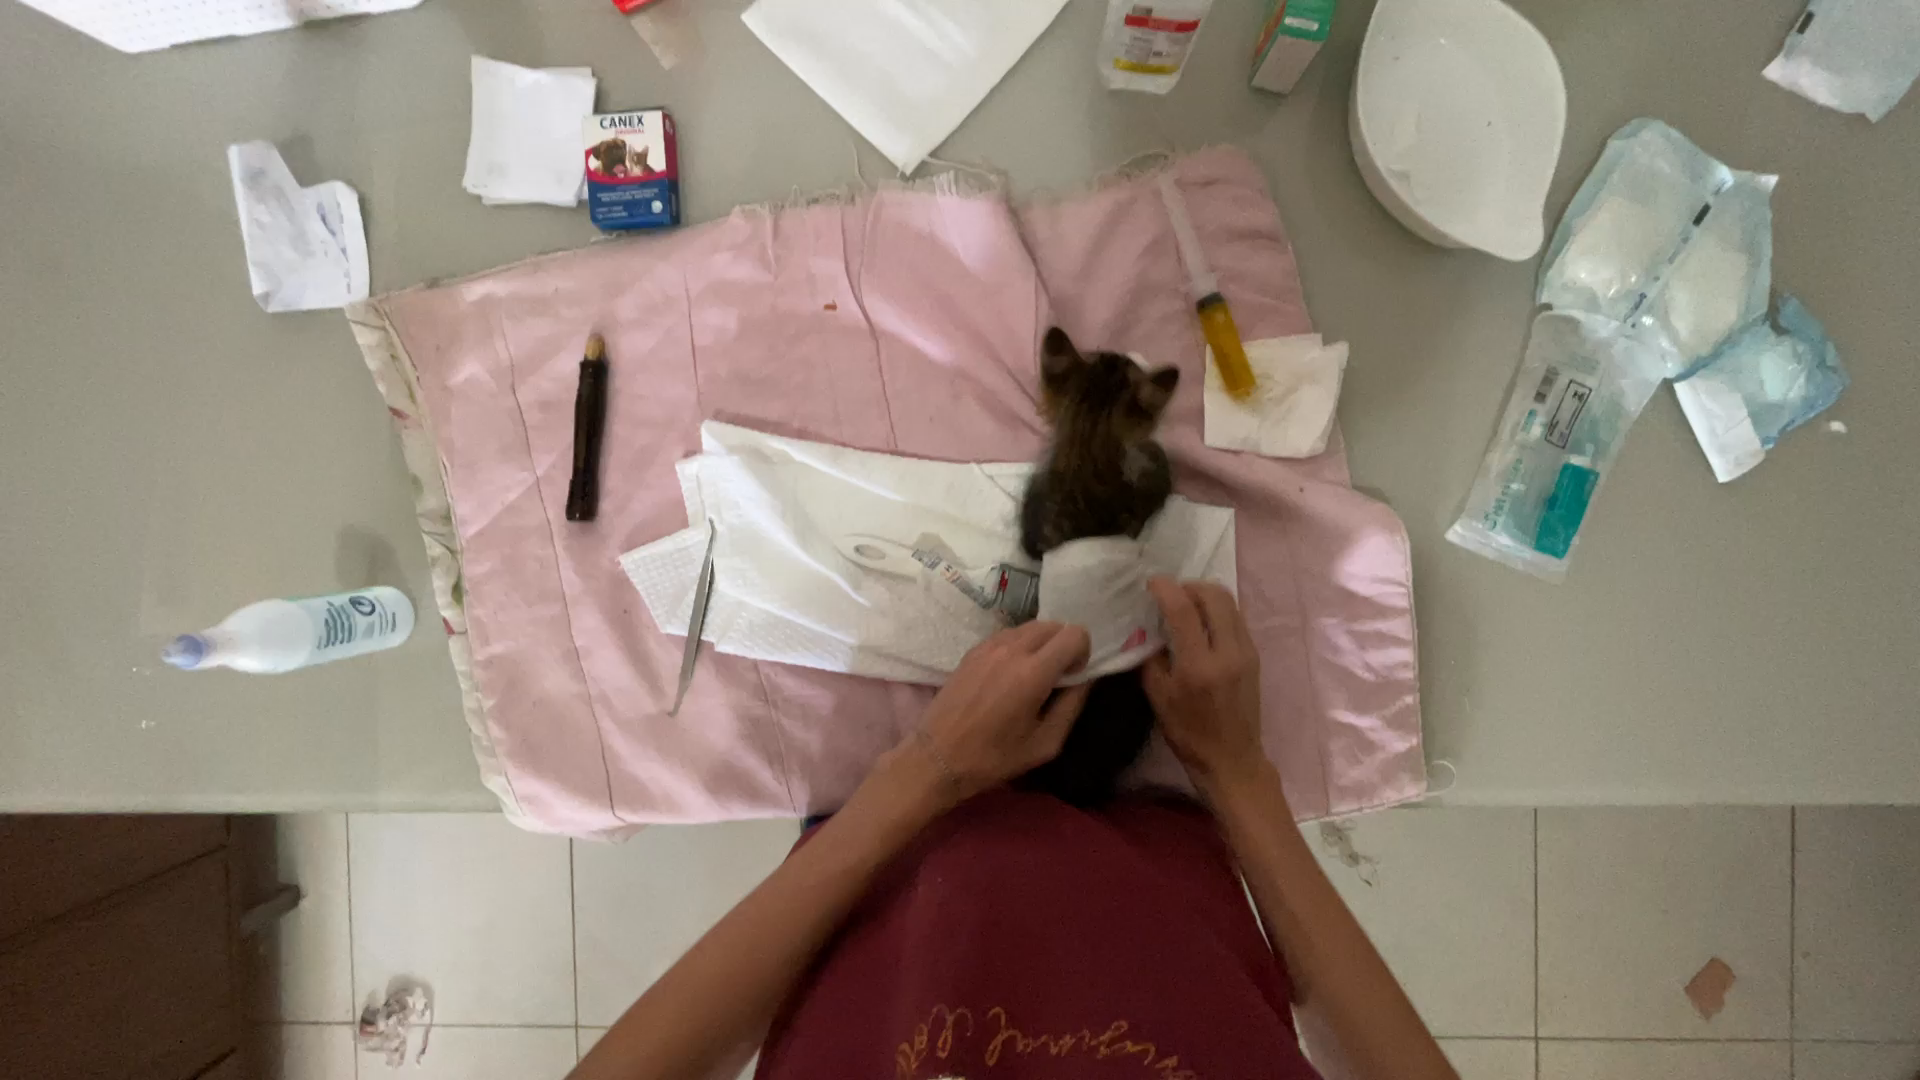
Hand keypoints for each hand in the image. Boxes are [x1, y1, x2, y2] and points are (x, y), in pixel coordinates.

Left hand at [917, 620, 1091, 802]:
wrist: (937, 756)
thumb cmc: (994, 757)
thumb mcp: (1045, 743)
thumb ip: (1072, 705)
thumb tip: (1085, 679)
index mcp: (1032, 673)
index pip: (1074, 634)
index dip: (1082, 653)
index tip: (1072, 676)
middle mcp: (1011, 649)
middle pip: (1053, 625)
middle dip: (1064, 645)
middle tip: (1056, 676)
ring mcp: (988, 646)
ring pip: (1030, 626)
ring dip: (1041, 644)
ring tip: (1032, 675)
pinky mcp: (972, 650)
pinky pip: (1008, 634)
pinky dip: (1019, 645)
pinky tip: (1009, 674)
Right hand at [1141, 577, 1264, 791]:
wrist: (1232, 760)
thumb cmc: (1188, 733)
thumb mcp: (1158, 697)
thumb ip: (1150, 658)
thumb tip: (1145, 629)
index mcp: (1199, 665)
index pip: (1184, 610)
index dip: (1165, 588)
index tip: (1150, 582)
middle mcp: (1228, 652)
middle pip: (1215, 595)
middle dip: (1189, 586)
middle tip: (1169, 593)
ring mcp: (1246, 652)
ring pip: (1230, 603)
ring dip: (1205, 595)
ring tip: (1185, 603)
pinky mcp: (1254, 656)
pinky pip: (1236, 618)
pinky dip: (1217, 610)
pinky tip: (1201, 622)